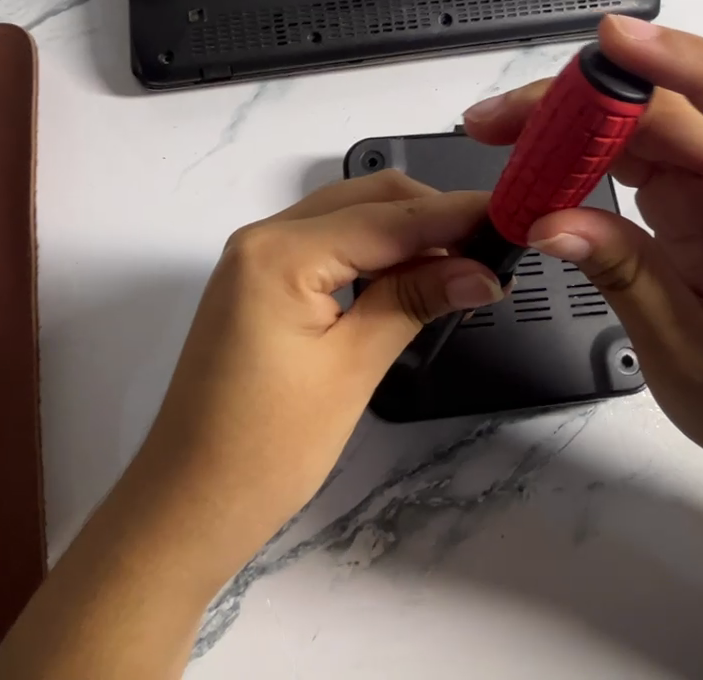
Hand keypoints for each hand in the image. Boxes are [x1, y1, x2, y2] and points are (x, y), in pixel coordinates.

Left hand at [0, 172, 502, 679]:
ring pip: (349, 217)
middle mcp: (263, 236)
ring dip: (406, 232)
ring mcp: (257, 257)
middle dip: (432, 216)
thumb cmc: (268, 446)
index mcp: (280, 251)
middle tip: (492, 247)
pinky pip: (328, 244)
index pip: (389, 217)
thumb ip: (415, 300)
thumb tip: (482, 271)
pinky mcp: (260, 282)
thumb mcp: (352, 367)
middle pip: (368, 200)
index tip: (514, 216)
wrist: (188, 503)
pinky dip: (375, 251)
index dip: (457, 215)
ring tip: (462, 262)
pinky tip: (411, 274)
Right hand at [463, 15, 702, 484]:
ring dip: (576, 117)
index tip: (617, 43)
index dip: (698, 69)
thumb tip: (546, 222)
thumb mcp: (683, 353)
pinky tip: (536, 155)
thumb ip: (623, 276)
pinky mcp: (697, 193)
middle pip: (687, 110)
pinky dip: (584, 148)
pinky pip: (639, 152)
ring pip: (654, 121)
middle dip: (593, 97)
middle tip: (500, 115)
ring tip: (499, 128)